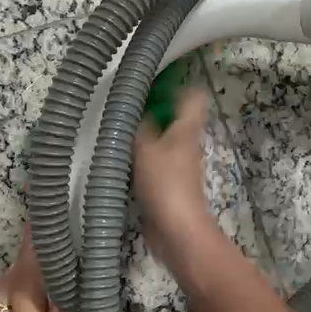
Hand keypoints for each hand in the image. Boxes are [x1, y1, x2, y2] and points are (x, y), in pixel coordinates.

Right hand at [133, 87, 220, 260]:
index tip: (151, 79)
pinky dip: (140, 158)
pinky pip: (153, 163)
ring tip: (117, 129)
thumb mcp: (146, 147)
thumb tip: (134, 106)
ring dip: (144, 135)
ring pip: (162, 140)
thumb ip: (138, 124)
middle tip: (125, 104)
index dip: (177, 84)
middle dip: (154, 109)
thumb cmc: (165, 184)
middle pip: (175, 118)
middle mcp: (187, 144)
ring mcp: (178, 166)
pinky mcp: (168, 185)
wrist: (177, 231)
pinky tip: (119, 160)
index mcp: (188, 129)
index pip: (193, 96)